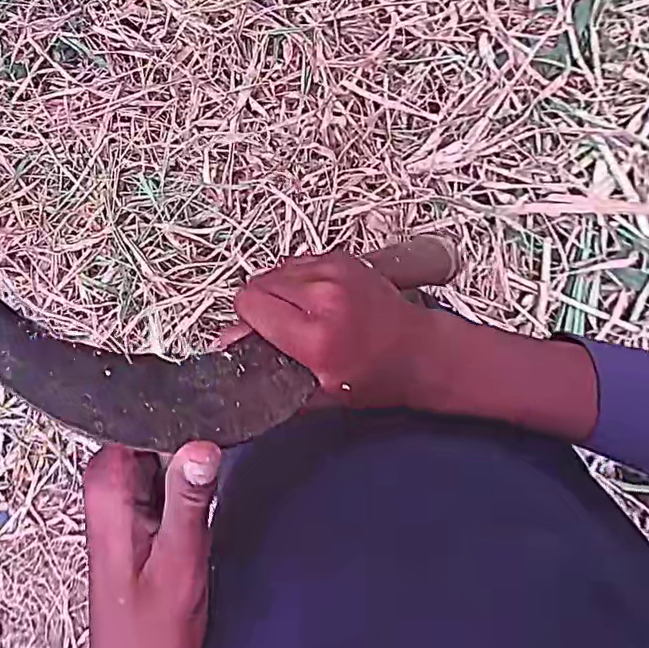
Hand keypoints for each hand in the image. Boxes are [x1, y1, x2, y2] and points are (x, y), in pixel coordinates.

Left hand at [83, 441, 220, 647]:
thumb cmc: (145, 638)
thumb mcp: (179, 564)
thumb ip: (189, 500)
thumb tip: (203, 447)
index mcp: (107, 484)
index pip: (145, 418)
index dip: (183, 424)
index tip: (208, 440)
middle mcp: (107, 481)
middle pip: (156, 433)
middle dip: (188, 451)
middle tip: (200, 495)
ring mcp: (119, 493)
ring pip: (163, 453)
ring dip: (187, 471)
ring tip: (192, 514)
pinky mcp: (132, 507)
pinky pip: (163, 475)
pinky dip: (183, 487)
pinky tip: (190, 515)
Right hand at [232, 251, 468, 411]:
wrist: (422, 351)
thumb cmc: (376, 375)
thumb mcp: (318, 389)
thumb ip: (266, 365)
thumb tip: (226, 343)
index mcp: (316, 337)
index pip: (249, 304)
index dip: (248, 320)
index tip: (257, 330)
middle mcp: (324, 297)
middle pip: (257, 284)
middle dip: (261, 304)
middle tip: (282, 325)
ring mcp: (334, 272)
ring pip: (274, 270)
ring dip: (278, 289)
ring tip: (303, 312)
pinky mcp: (341, 258)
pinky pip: (296, 261)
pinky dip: (297, 278)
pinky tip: (316, 298)